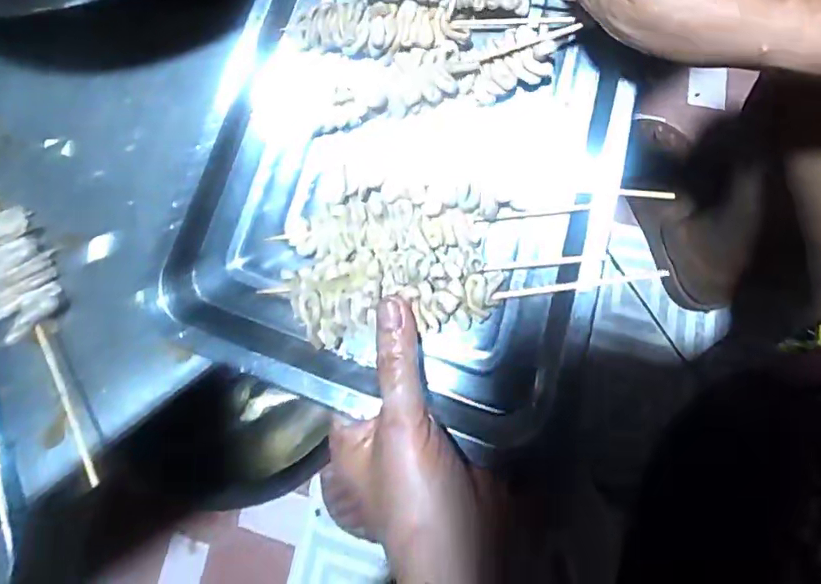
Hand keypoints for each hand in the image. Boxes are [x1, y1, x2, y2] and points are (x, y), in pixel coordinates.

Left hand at [322, 298, 490, 583]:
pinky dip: (459, 360)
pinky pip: (452, 383)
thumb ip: (395, 365)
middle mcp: (381, 420)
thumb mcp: (398, 426)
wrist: (469, 547)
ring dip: (436, 341)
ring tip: (444, 285)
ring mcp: (418, 422)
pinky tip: (468, 322)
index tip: (380, 278)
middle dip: (406, 328)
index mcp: (351, 426)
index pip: (351, 362)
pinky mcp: (453, 423)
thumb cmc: (413, 496)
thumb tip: (389, 301)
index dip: (365, 324)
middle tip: (419, 273)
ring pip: (424, 371)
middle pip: (391, 364)